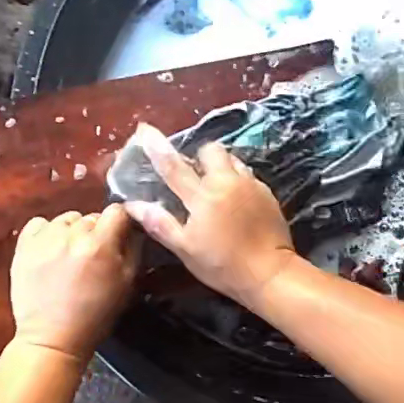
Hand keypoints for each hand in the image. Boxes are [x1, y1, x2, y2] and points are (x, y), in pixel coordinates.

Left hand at [9, 205, 140, 359]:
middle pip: (92, 217)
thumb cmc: (96, 315)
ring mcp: (45, 239)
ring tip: (70, 255)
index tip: (120, 235)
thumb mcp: (127, 283)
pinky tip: (51, 251)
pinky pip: (40, 224)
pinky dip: (47, 233)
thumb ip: (133, 249)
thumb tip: (134, 228)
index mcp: (101, 244)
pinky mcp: (24, 246)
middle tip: (95, 256)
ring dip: (72, 232)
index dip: (122, 222)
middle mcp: (72, 235)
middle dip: (97, 232)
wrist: (52, 338)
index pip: (118, 211)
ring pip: (67, 219)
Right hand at [122, 123, 298, 305]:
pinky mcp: (267, 193)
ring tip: (215, 186)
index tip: (145, 130)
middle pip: (211, 150)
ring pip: (232, 160)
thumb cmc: (222, 265)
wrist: (270, 272)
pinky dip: (237, 180)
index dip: (157, 147)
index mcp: (202, 196)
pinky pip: (248, 175)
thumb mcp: (186, 248)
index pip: (174, 165)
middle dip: (200, 156)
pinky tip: (235, 199)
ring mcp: (250, 184)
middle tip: (194, 175)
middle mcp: (227, 182)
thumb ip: (160, 223)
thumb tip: (133, 204)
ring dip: (221, 166)